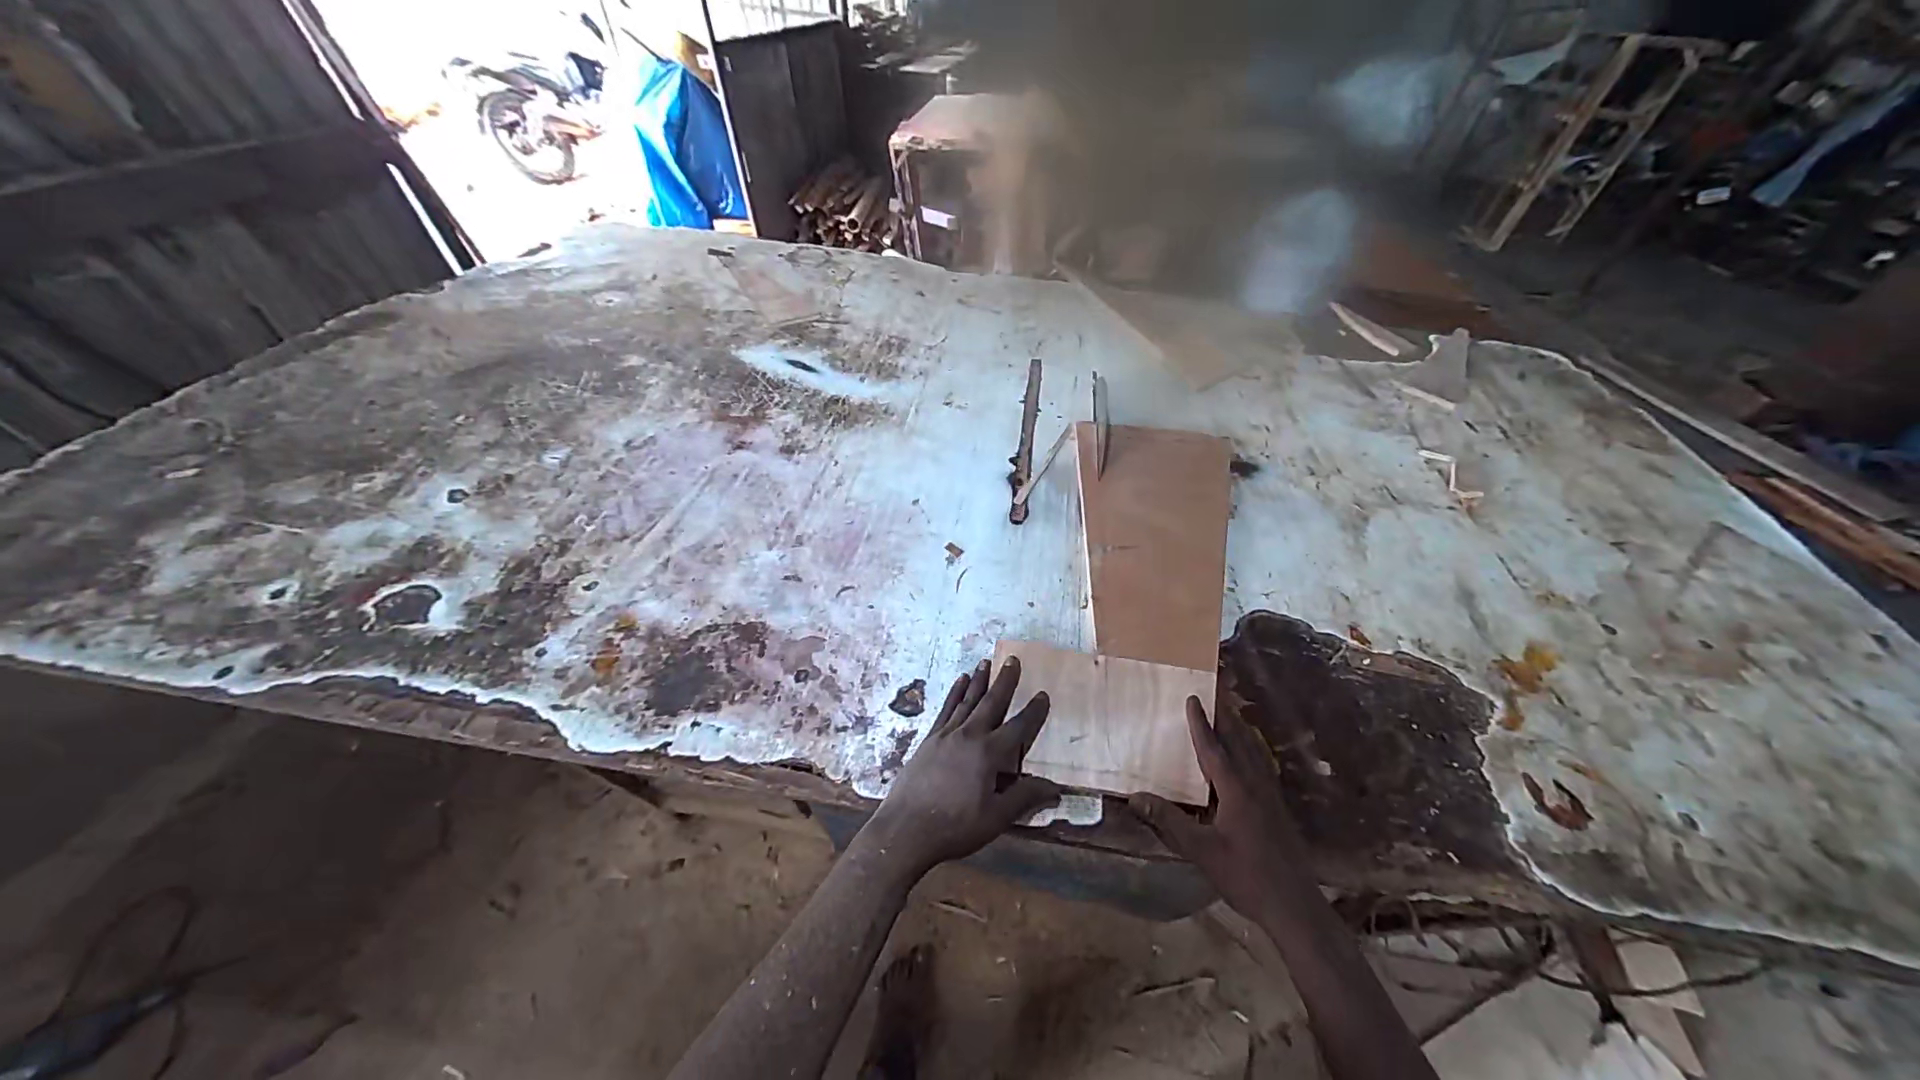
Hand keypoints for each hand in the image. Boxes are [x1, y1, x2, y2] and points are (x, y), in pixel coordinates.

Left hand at [861, 657, 1060, 875]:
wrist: (905, 830)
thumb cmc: (955, 826)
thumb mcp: (996, 817)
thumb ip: (1024, 797)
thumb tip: (1054, 787)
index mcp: (989, 754)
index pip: (1018, 727)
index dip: (1033, 712)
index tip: (1043, 694)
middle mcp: (968, 736)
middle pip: (990, 702)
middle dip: (1004, 681)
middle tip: (1012, 660)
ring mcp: (945, 735)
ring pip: (966, 700)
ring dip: (978, 681)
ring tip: (985, 663)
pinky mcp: (928, 740)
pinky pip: (945, 709)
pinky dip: (954, 694)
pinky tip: (959, 683)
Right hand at [1128, 697, 1311, 921]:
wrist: (1295, 907)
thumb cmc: (1246, 877)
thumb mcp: (1202, 851)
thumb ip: (1169, 822)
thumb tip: (1134, 798)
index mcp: (1237, 791)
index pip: (1214, 748)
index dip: (1200, 723)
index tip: (1193, 697)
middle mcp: (1256, 786)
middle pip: (1239, 741)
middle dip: (1225, 714)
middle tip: (1215, 690)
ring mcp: (1271, 797)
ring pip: (1253, 752)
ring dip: (1239, 729)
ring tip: (1228, 713)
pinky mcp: (1277, 809)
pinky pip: (1260, 766)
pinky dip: (1248, 749)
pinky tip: (1247, 756)